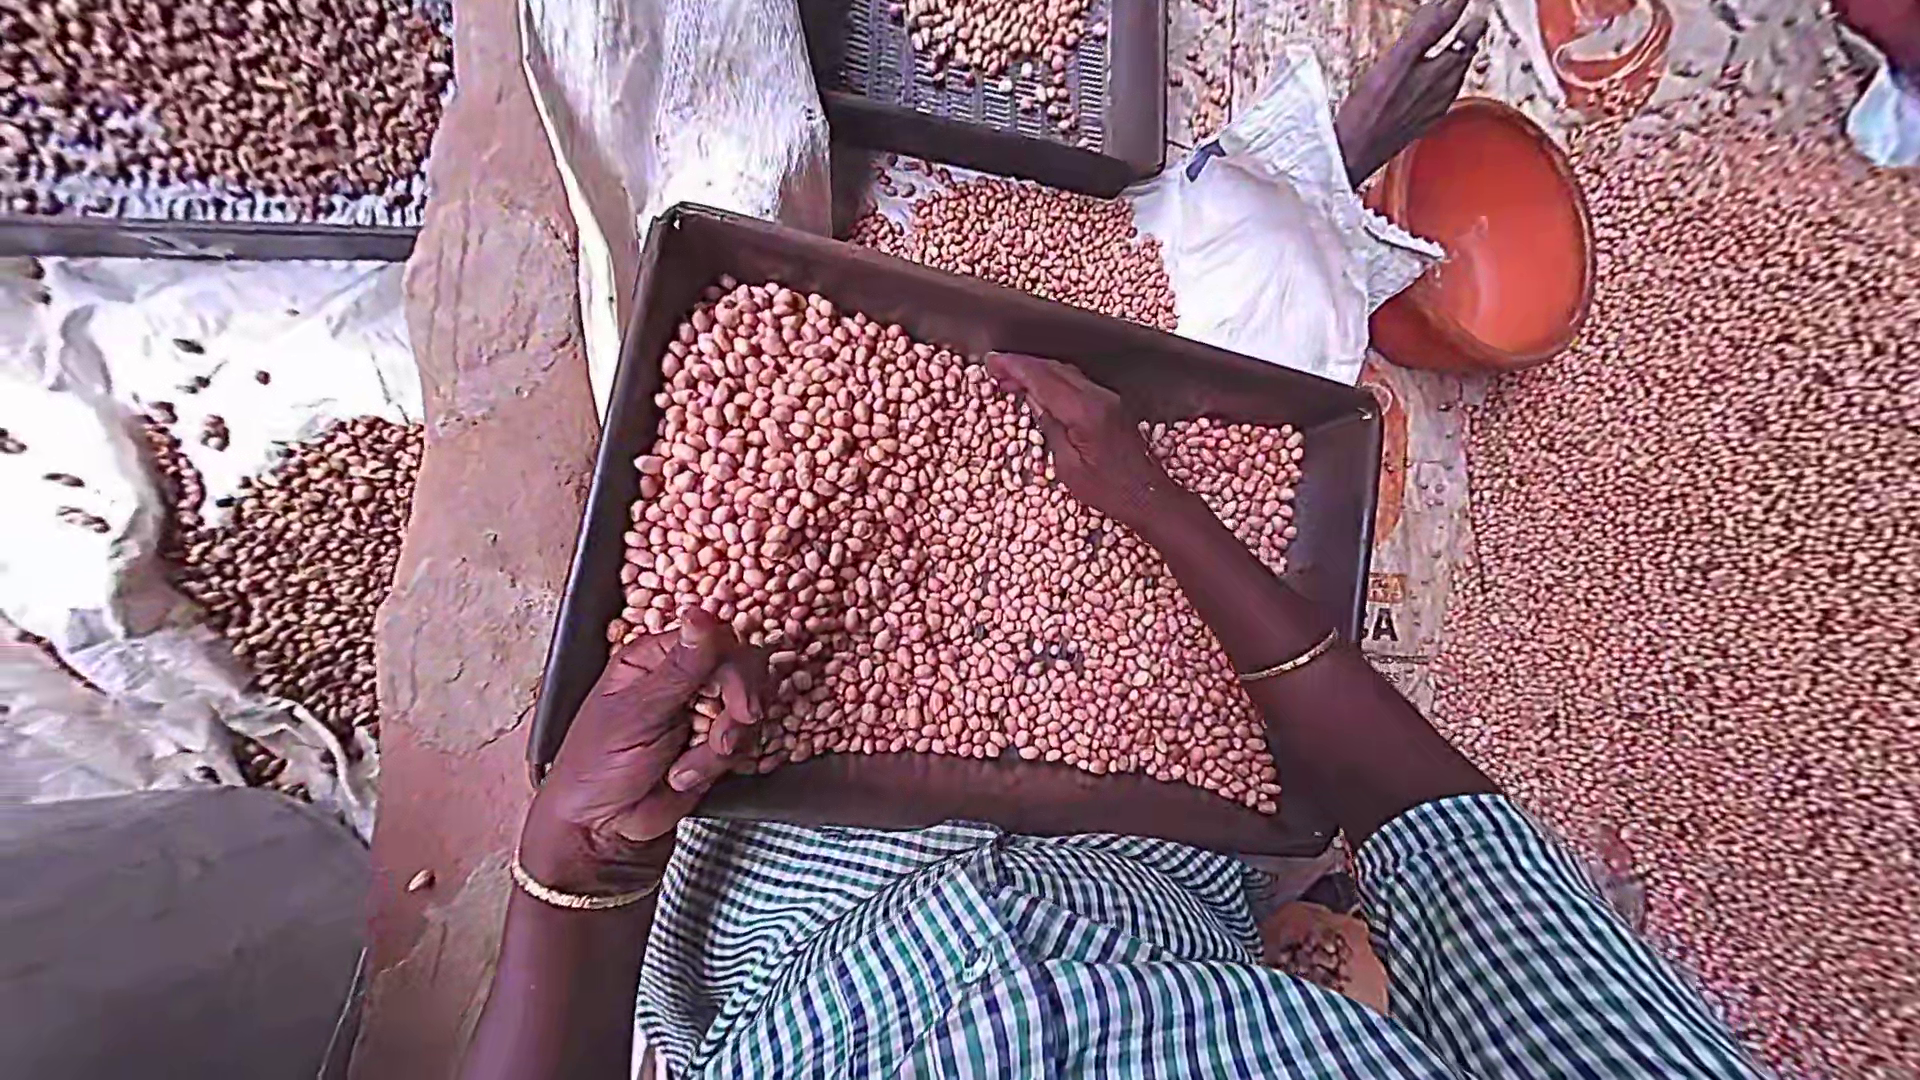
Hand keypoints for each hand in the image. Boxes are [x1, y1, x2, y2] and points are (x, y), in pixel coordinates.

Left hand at [517, 608, 766, 896]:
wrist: (600, 834)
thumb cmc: (597, 769)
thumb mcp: (637, 713)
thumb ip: (680, 666)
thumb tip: (700, 614)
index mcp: (657, 657)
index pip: (718, 640)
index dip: (736, 670)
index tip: (740, 702)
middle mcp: (685, 675)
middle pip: (744, 669)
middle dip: (738, 708)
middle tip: (722, 740)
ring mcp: (703, 707)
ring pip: (750, 704)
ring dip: (725, 742)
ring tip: (687, 768)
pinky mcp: (716, 739)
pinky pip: (745, 737)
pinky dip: (720, 762)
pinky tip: (687, 776)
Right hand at [985, 351, 1185, 529]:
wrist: (1147, 496)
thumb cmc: (1108, 490)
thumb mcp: (1067, 467)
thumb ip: (1050, 427)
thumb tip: (1032, 401)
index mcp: (1085, 412)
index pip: (1043, 379)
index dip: (1015, 367)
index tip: (992, 361)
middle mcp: (1099, 397)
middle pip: (1054, 369)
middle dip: (1022, 365)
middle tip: (995, 367)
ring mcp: (1108, 399)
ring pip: (1066, 373)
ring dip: (1037, 371)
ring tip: (1011, 378)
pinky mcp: (1111, 405)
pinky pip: (1077, 383)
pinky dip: (1053, 380)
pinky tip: (1039, 390)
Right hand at [1333, 0, 1487, 185]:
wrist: (1349, 158)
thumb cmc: (1368, 114)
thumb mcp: (1398, 60)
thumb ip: (1430, 26)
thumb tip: (1452, 1)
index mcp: (1449, 68)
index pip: (1472, 28)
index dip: (1464, 13)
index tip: (1455, 6)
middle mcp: (1447, 90)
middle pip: (1463, 54)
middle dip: (1458, 39)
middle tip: (1451, 25)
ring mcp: (1432, 112)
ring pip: (1447, 78)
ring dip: (1442, 65)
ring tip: (1433, 55)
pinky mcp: (1416, 128)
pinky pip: (1430, 100)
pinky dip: (1427, 88)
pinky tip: (1415, 89)